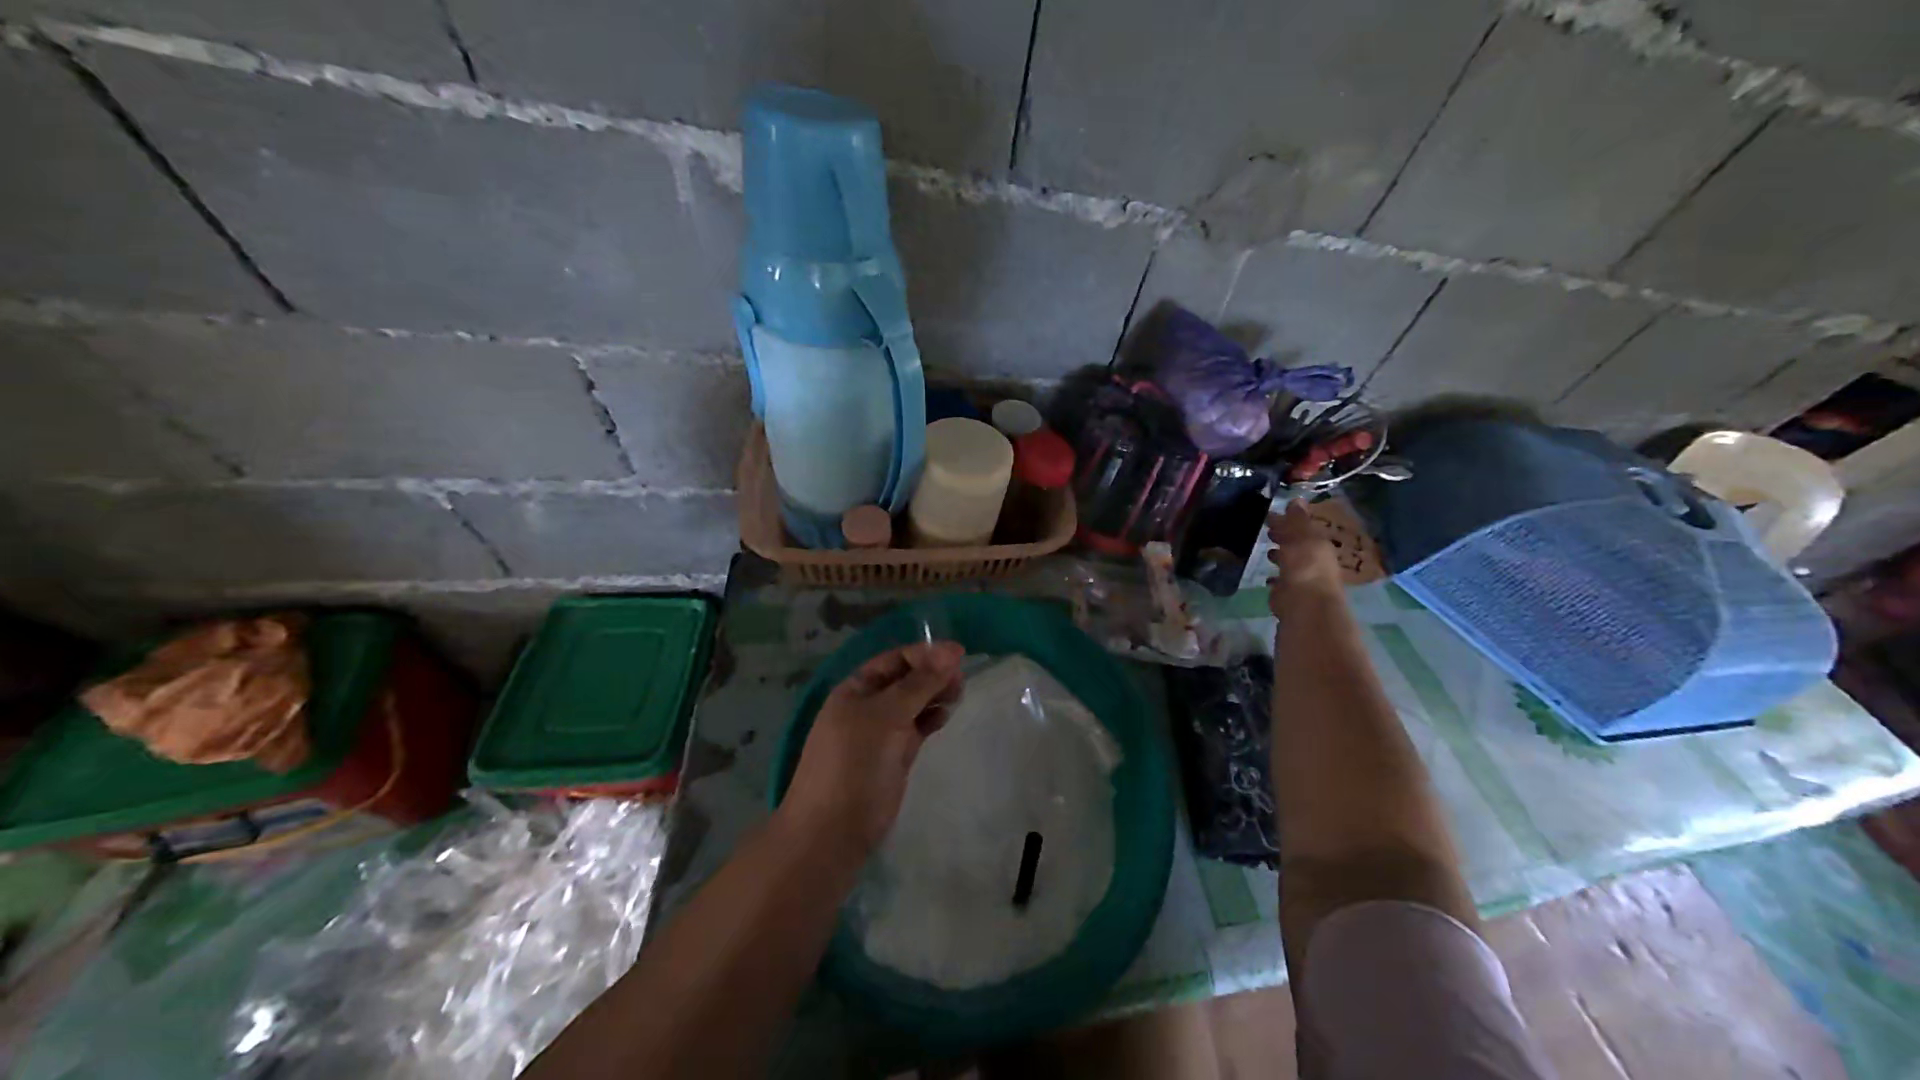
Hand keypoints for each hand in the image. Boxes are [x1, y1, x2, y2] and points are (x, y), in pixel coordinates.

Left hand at [778, 641, 964, 858]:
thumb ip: (919, 684)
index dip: (925, 654)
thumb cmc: (854, 763)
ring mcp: (882, 732)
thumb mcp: (886, 715)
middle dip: (933, 673)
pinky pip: (917, 726)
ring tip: (957, 695)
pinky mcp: (896, 755)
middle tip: (960, 680)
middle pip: (906, 679)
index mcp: (856, 689)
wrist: (833, 829)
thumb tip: (951, 651)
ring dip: (935, 694)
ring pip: (914, 703)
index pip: (894, 659)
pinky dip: (932, 718)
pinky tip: (945, 716)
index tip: (959, 654)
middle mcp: (868, 706)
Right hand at [1267, 502, 1342, 612]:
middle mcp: (1314, 562)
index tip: (1272, 514)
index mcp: (1319, 545)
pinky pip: (1281, 581)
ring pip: (1290, 562)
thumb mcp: (1301, 537)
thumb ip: (1297, 521)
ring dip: (1280, 555)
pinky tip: (1266, 576)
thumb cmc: (1305, 566)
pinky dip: (1275, 576)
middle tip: (1268, 529)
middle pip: (1299, 545)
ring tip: (1266, 550)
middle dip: (1285, 537)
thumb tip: (1296, 499)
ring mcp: (1302, 579)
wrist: (1304, 604)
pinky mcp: (1289, 595)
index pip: (1305, 528)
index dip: (1290, 521)